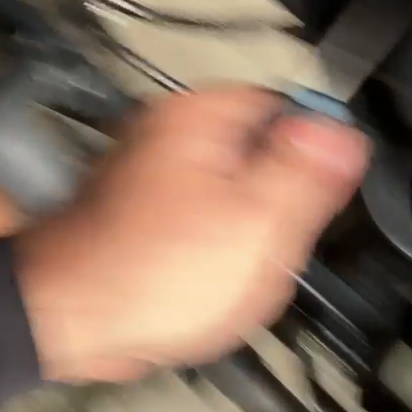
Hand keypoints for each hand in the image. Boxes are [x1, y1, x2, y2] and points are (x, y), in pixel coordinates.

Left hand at [14, 85, 368, 382]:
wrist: (75, 309)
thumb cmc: (151, 269)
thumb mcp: (257, 222)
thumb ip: (301, 171)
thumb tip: (336, 129)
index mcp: (193, 118)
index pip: (277, 102)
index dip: (311, 145)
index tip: (321, 187)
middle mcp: (163, 130)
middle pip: (253, 146)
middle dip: (275, 191)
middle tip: (271, 235)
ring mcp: (147, 165)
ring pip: (229, 184)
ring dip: (245, 220)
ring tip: (234, 259)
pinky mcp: (139, 203)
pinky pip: (198, 211)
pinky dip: (213, 237)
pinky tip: (208, 269)